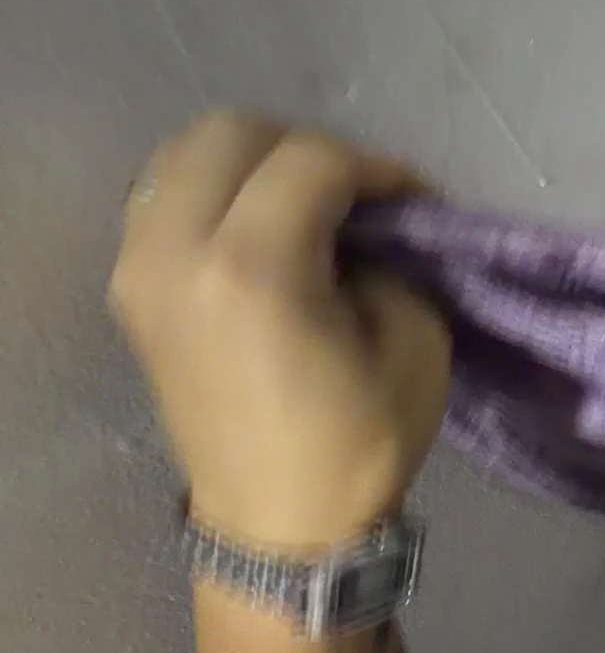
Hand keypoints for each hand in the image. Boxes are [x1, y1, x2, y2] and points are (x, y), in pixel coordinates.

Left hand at [111, 112, 449, 547]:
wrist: (284, 517)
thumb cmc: (364, 438)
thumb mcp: (415, 345)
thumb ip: (392, 269)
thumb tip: (372, 237)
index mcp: (255, 268)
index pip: (310, 163)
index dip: (379, 169)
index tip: (422, 202)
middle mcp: (174, 250)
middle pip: (228, 135)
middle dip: (311, 150)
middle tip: (368, 195)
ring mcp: (138, 268)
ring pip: (182, 159)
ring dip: (259, 167)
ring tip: (320, 210)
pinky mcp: (132, 291)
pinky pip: (165, 201)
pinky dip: (222, 196)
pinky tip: (273, 236)